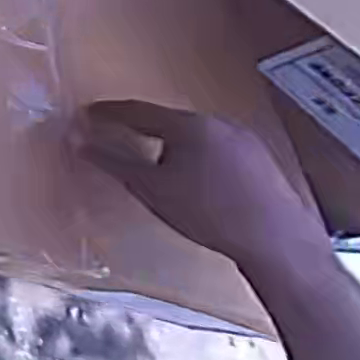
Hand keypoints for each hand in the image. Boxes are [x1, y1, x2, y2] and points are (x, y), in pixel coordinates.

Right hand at [74, 100, 329, 273]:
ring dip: (167, 139)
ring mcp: (247, 142)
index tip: (87, 114)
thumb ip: (111, 160)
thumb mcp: (150, 187)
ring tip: (149, 153)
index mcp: (190, 125)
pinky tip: (189, 171)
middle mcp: (220, 125)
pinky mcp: (264, 161)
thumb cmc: (207, 213)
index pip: (137, 110)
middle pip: (167, 118)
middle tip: (115, 132)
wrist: (282, 249)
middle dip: (138, 124)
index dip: (108, 112)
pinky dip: (193, 150)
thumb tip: (77, 140)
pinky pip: (216, 145)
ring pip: (193, 132)